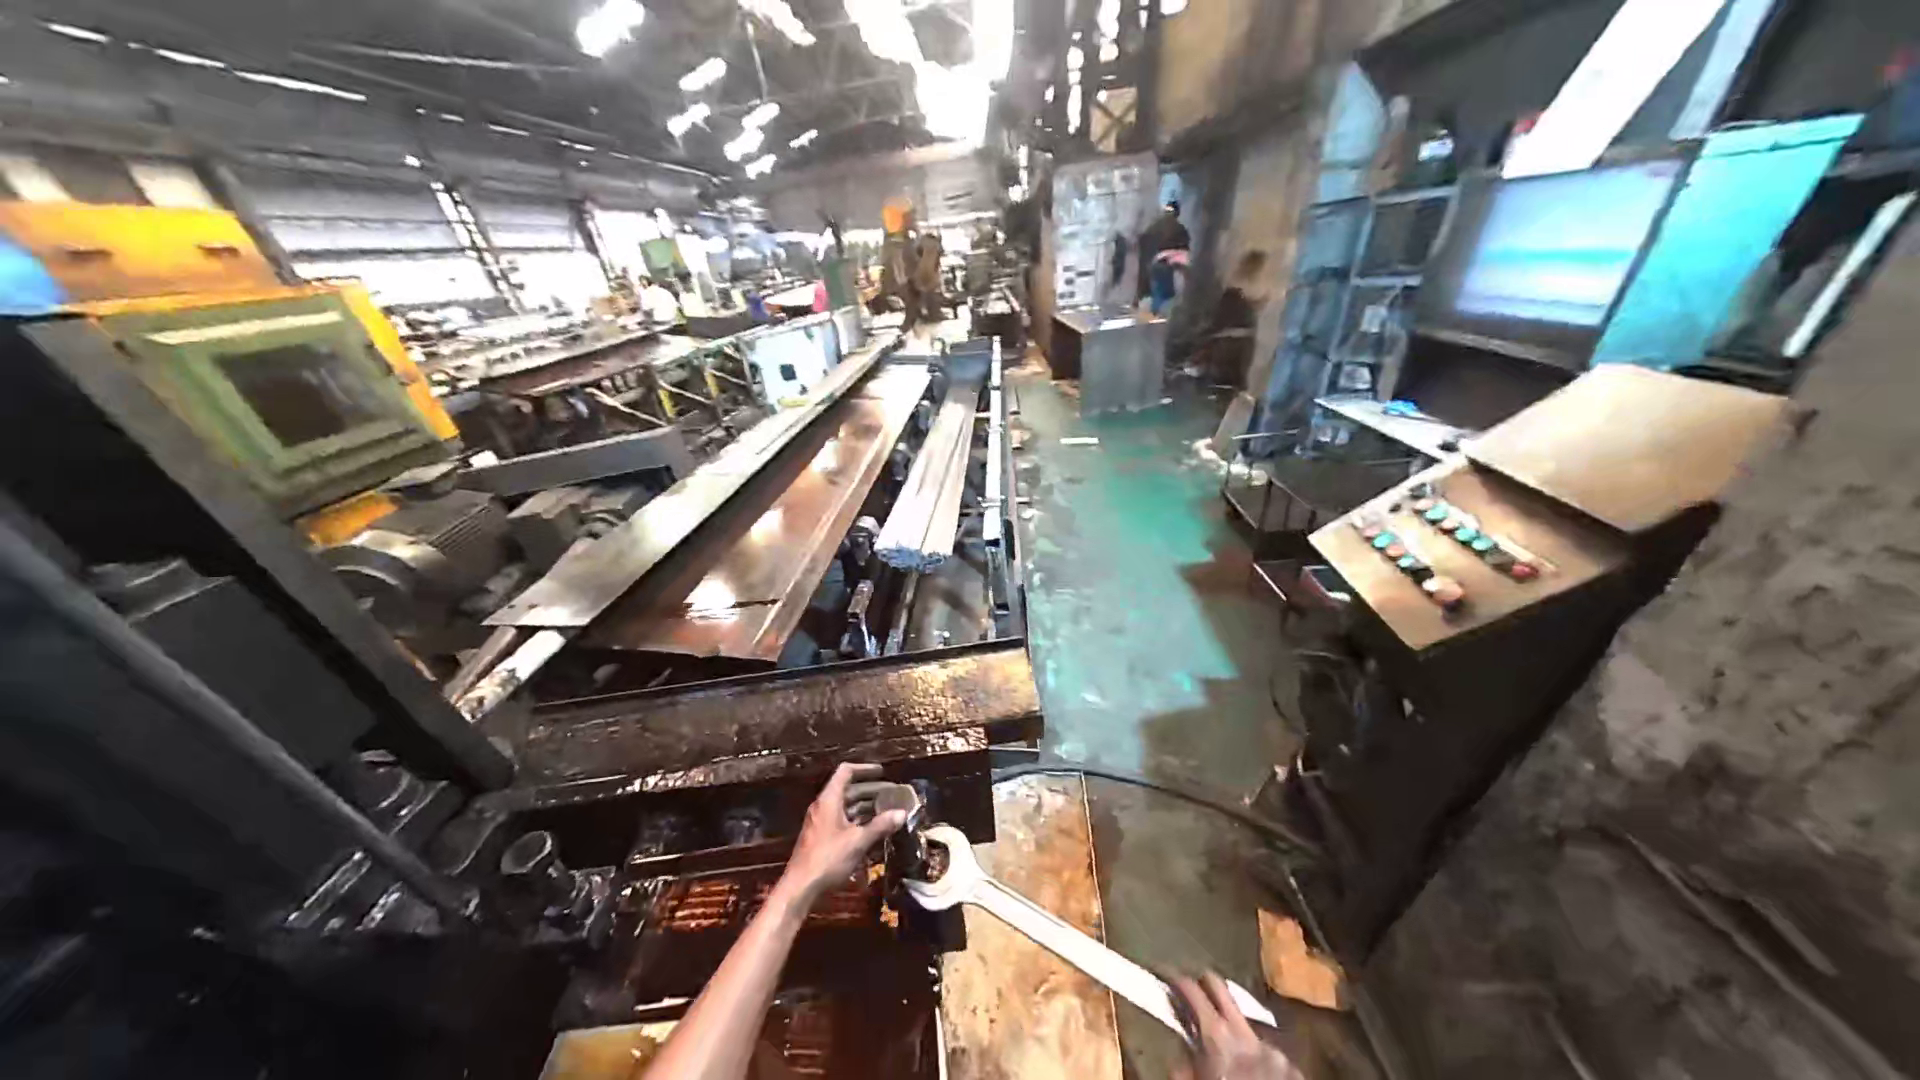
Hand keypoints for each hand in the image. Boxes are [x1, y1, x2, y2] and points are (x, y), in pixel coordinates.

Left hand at [777, 763, 907, 905]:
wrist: (800, 887)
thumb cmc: (828, 858)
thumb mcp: (858, 841)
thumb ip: (880, 826)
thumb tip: (902, 813)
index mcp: (829, 799)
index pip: (846, 772)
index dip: (865, 769)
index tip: (882, 772)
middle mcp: (823, 806)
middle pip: (848, 788)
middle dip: (870, 789)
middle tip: (891, 793)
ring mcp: (820, 821)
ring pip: (845, 805)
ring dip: (864, 805)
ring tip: (886, 809)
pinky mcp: (821, 836)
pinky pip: (841, 818)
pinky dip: (857, 818)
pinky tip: (871, 828)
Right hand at [1171, 973, 1304, 1079]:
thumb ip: (1183, 1072)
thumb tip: (1179, 1059)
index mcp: (1217, 1037)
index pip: (1192, 990)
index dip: (1177, 981)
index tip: (1168, 979)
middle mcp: (1245, 1033)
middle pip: (1219, 987)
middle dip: (1203, 984)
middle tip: (1191, 991)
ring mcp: (1272, 1049)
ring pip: (1244, 1024)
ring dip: (1232, 1028)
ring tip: (1225, 1050)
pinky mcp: (1292, 1069)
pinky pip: (1266, 1052)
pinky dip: (1254, 1056)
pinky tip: (1252, 1076)